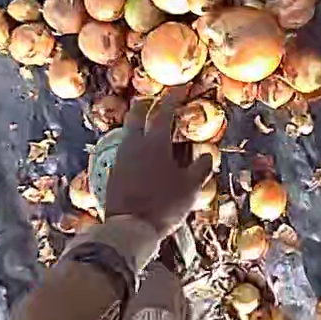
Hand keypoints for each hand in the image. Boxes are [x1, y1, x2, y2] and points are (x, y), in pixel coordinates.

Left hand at [103, 92, 211, 237]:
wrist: (128, 231)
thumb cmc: (164, 204)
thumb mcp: (192, 187)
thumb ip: (201, 167)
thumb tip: (207, 155)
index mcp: (154, 143)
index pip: (163, 112)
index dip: (173, 98)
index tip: (181, 88)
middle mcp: (134, 146)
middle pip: (136, 116)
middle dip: (147, 105)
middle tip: (157, 101)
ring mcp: (120, 160)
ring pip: (128, 133)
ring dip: (139, 125)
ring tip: (150, 127)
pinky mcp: (113, 175)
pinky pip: (125, 150)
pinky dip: (134, 144)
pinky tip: (142, 153)